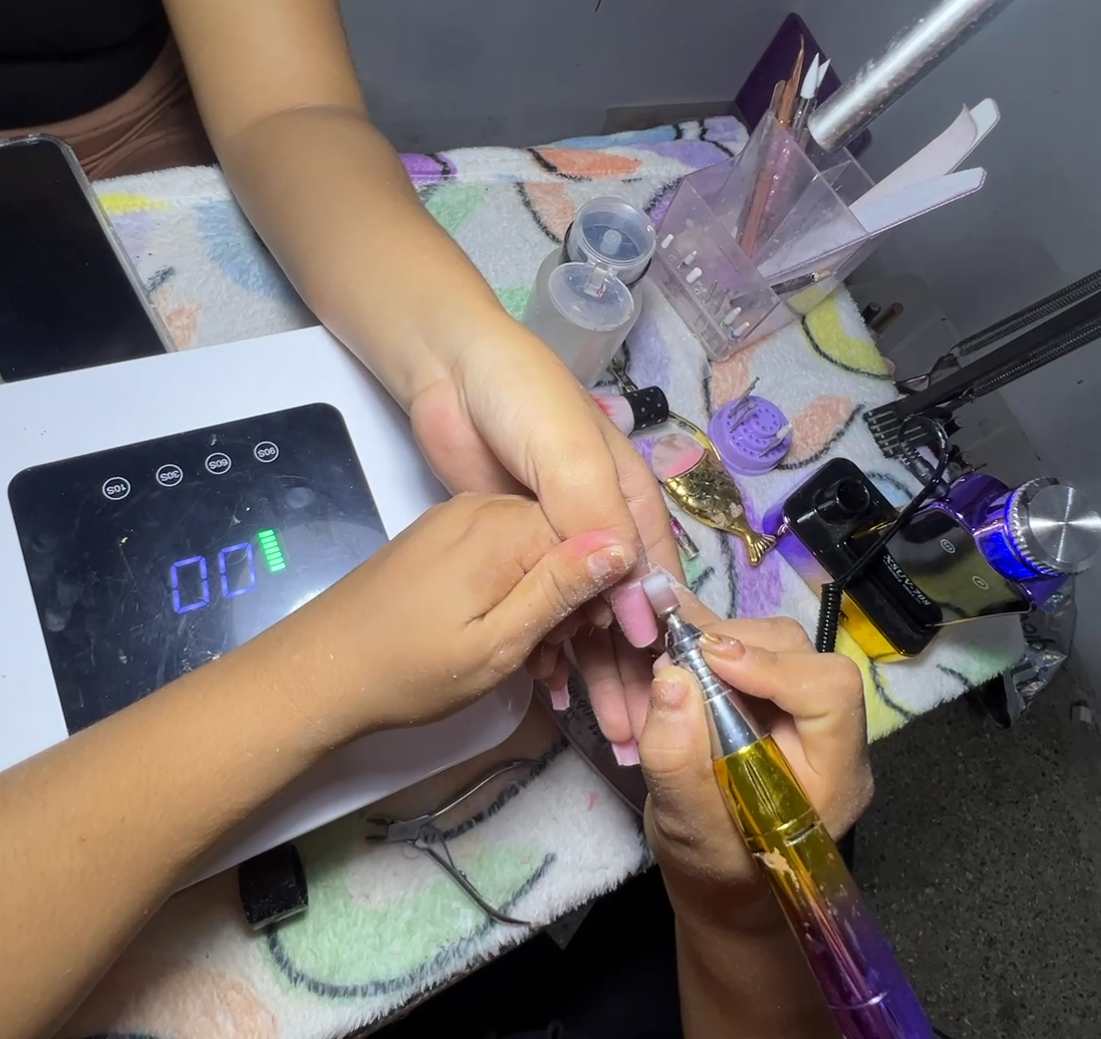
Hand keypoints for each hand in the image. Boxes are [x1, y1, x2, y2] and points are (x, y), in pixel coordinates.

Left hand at [245, 493, 633, 737]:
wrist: (320, 669)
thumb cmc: (410, 668)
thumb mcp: (497, 642)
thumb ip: (559, 588)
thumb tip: (621, 548)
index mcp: (506, 526)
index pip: (592, 538)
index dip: (602, 591)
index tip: (590, 642)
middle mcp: (487, 508)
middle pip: (565, 542)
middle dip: (575, 600)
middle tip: (555, 657)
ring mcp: (462, 518)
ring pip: (536, 552)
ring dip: (546, 603)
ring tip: (531, 659)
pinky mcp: (444, 536)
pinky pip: (503, 556)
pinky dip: (515, 593)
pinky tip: (505, 637)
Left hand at [408, 320, 682, 749]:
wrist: (441, 370)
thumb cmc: (516, 405)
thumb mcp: (567, 464)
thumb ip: (598, 530)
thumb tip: (642, 601)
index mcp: (619, 499)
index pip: (649, 576)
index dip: (654, 634)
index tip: (659, 692)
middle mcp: (589, 520)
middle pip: (615, 605)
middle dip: (626, 664)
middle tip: (633, 729)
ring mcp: (545, 534)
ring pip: (574, 609)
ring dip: (588, 661)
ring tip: (600, 723)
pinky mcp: (505, 543)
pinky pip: (533, 600)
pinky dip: (543, 637)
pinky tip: (549, 680)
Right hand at [639, 585, 873, 932]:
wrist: (724, 883)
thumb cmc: (715, 869)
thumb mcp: (687, 827)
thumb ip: (678, 762)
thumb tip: (671, 678)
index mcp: (834, 772)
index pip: (830, 691)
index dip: (771, 664)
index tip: (707, 659)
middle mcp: (830, 731)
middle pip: (801, 654)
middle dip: (735, 644)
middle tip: (675, 657)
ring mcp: (803, 709)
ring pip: (776, 642)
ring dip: (721, 641)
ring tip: (674, 662)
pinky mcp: (775, 695)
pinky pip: (752, 649)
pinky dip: (712, 646)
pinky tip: (681, 661)